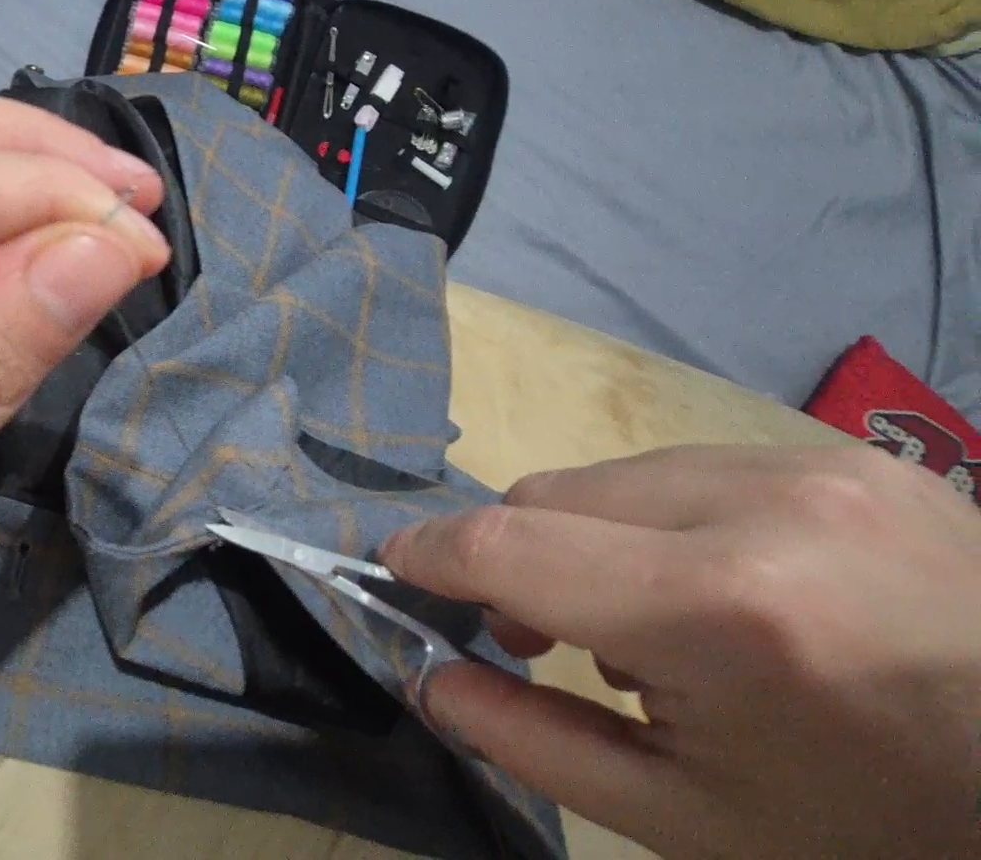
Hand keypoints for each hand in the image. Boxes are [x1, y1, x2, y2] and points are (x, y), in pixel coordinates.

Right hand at [380, 445, 980, 859]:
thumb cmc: (881, 829)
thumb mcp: (690, 822)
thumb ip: (531, 742)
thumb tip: (429, 678)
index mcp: (723, 608)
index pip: (507, 543)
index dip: (430, 553)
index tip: (396, 569)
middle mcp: (760, 503)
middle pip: (545, 495)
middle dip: (513, 556)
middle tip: (540, 634)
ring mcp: (814, 464)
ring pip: (605, 475)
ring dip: (582, 535)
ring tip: (641, 614)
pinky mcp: (849, 454)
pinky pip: (680, 467)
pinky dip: (653, 519)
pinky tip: (716, 583)